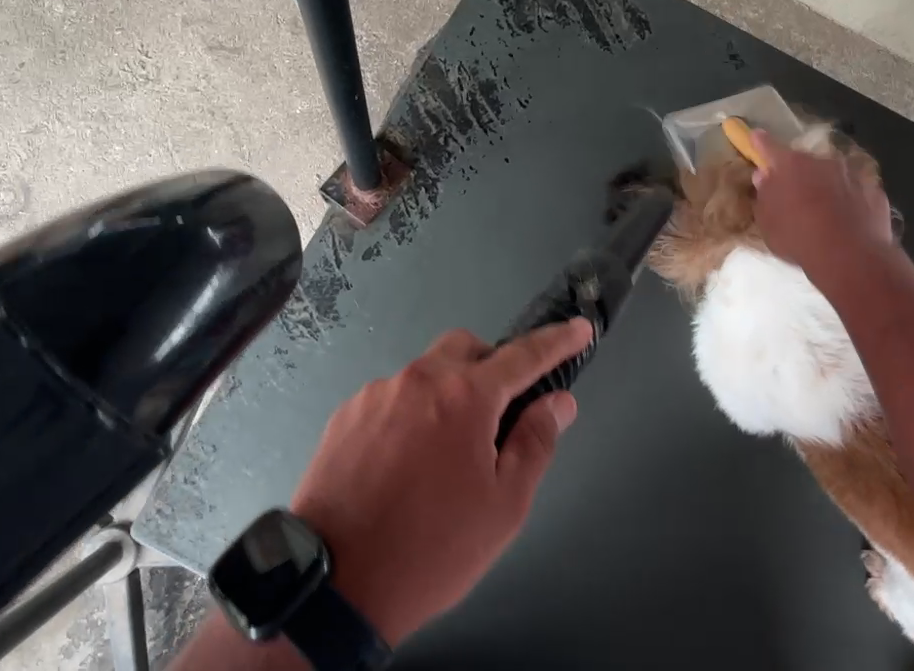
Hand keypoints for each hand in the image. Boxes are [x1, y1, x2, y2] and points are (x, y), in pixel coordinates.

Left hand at [288, 319, 592, 645]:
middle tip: (500, 412)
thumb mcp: (504, 505)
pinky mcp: (346, 413)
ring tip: (444, 456)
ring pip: (425, 373)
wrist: (334, 584)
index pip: (524, 356)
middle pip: (466, 348)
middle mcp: (420, 379)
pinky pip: (392, 398)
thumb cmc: (433, 546)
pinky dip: (411, 415)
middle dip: (492, 365)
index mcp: (466, 396)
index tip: (579, 329)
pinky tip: (404, 465)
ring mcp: (377, 393)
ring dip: (447, 395)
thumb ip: (535, 442)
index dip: (557, 342)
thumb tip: (558, 402)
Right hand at [750, 129, 896, 272]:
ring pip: (832, 175)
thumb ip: (764, 194)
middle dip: (798, 173)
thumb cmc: (798, 238)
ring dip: (825, 185)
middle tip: (793, 195)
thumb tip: (764, 176)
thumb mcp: (767, 221)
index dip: (760, 143)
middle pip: (805, 162)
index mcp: (790, 165)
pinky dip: (849, 200)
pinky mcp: (875, 191)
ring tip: (823, 212)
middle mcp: (822, 161)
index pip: (769, 146)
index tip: (756, 137)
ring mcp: (852, 174)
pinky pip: (856, 191)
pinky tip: (848, 220)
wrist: (850, 256)